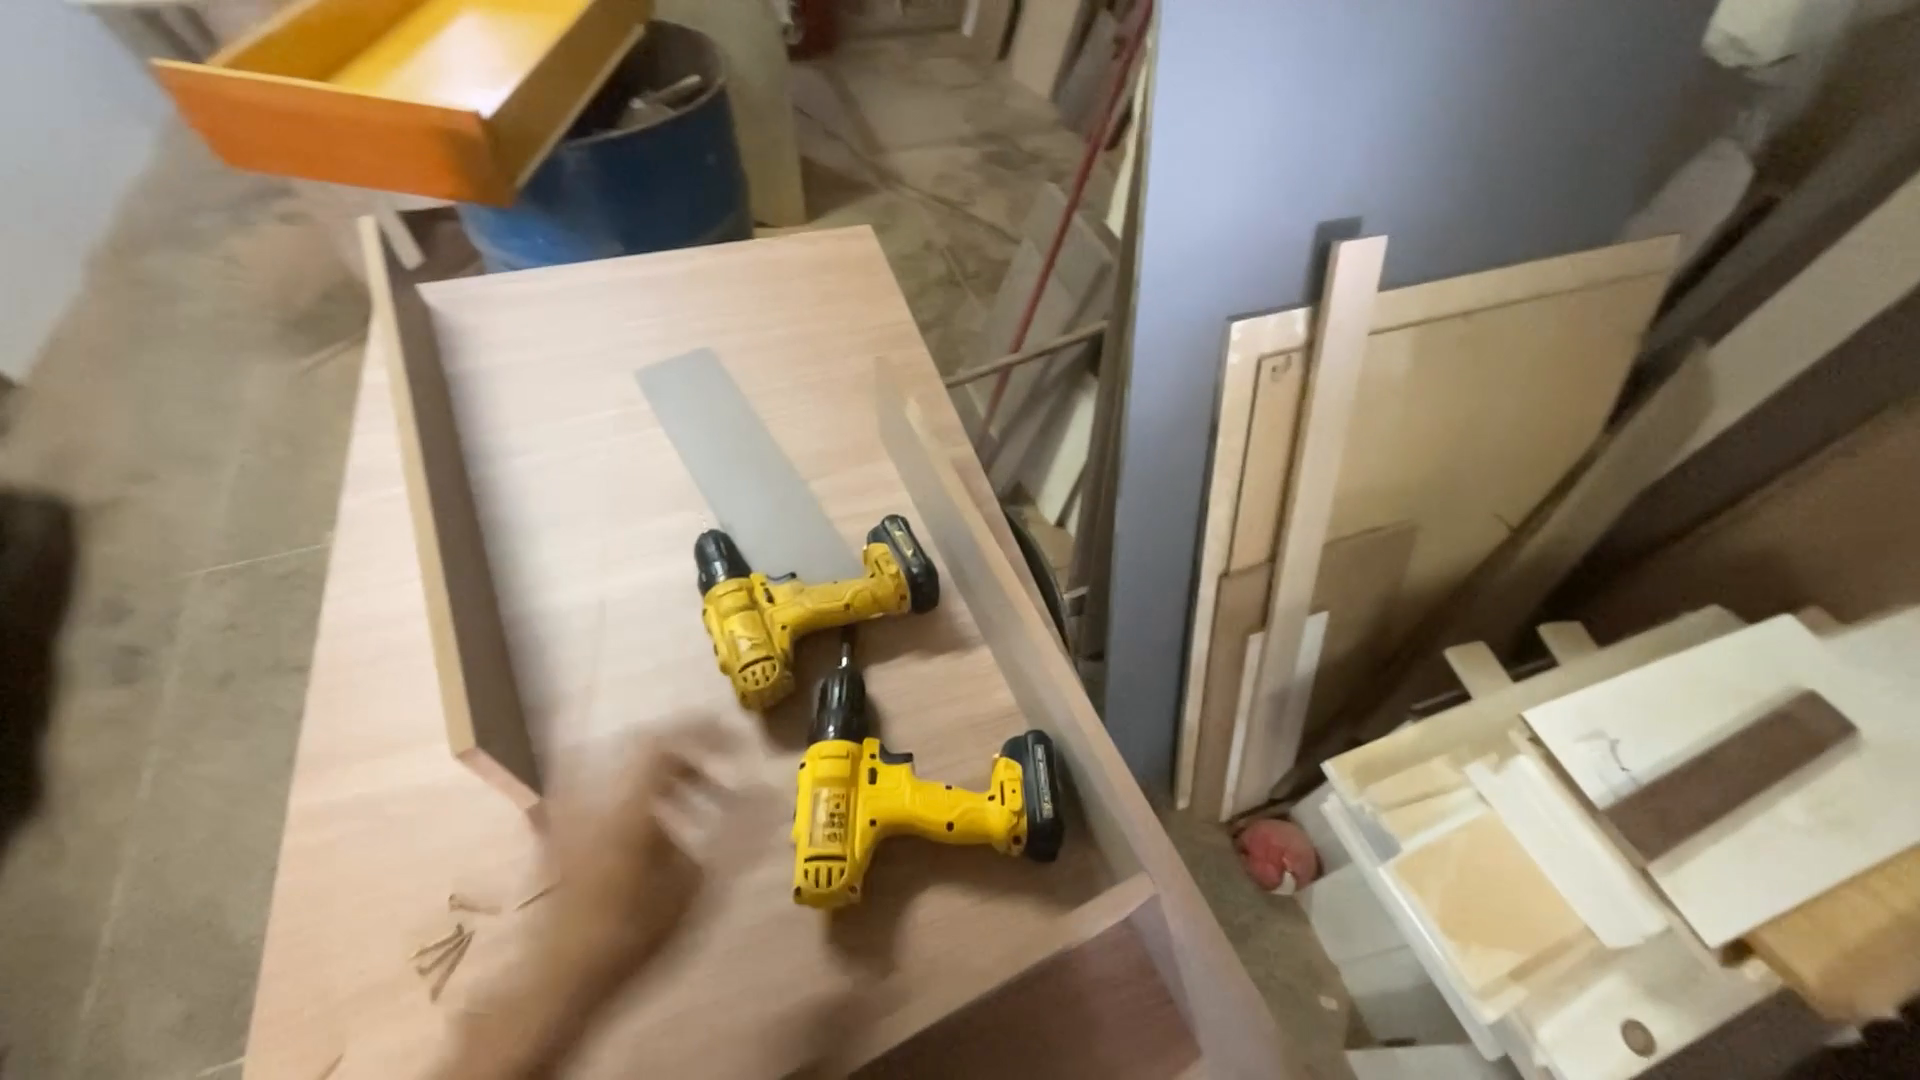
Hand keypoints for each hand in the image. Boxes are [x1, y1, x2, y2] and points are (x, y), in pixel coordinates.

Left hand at [429, 713, 774, 1079]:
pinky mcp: (564, 827)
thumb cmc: (633, 933)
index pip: (668, 741)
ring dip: (663, 771)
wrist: (562, 977)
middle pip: (644, 745)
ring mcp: (574, 808)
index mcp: (629, 803)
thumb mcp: (693, 884)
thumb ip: (731, 832)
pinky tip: (656, 818)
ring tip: (692, 796)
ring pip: (624, 764)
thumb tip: (766, 798)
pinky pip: (606, 785)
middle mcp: (597, 793)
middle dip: (687, 752)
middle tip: (717, 772)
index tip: (737, 741)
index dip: (706, 732)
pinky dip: (638, 789)